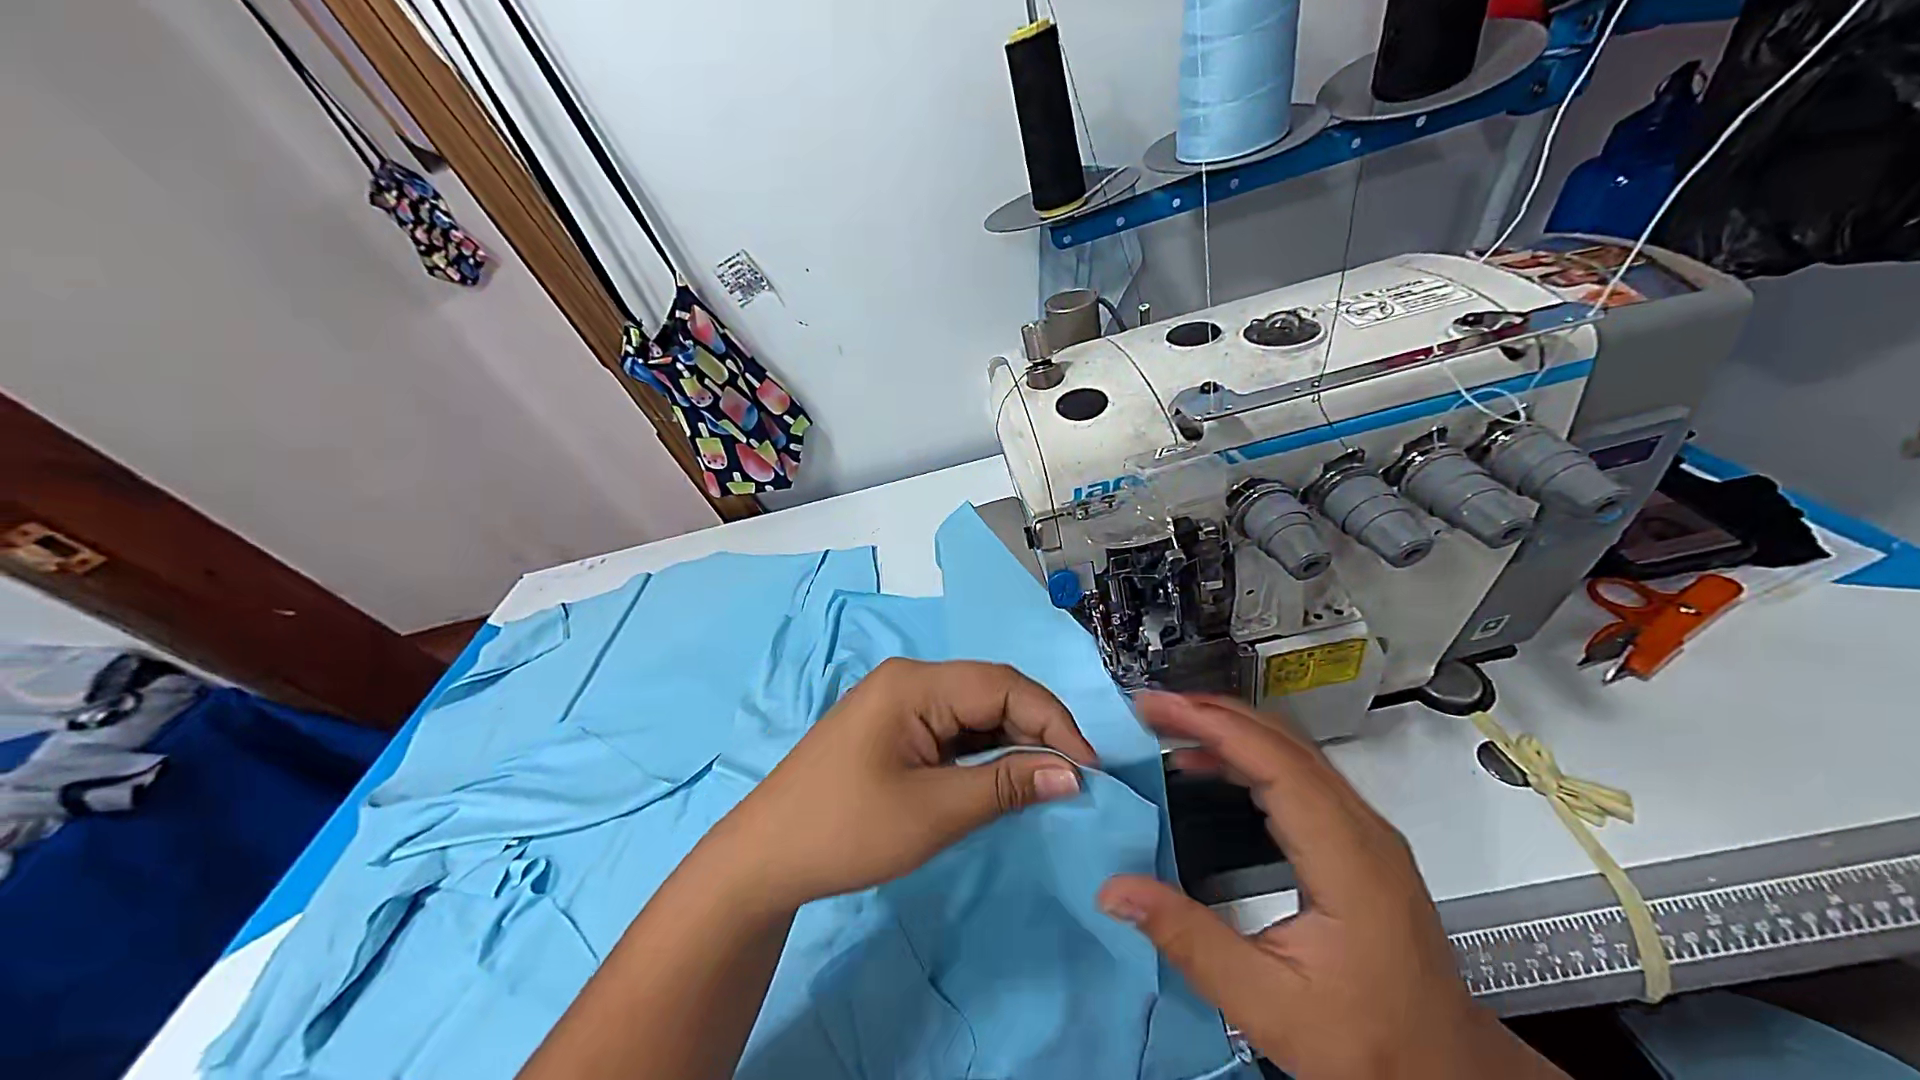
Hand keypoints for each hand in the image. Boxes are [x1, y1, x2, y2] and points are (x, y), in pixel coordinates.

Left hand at [714, 658, 1098, 909]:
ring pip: (974, 713)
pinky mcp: (894, 730)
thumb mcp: (934, 811)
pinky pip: (952, 731)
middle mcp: (909, 680)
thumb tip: (1072, 774)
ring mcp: (898, 704)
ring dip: (1011, 744)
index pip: (1004, 685)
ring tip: (1045, 783)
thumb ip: (1006, 785)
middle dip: (1035, 732)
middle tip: (1070, 780)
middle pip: (990, 694)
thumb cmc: (846, 830)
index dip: (1053, 722)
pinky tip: (1002, 779)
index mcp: (914, 683)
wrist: (764, 858)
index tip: (1088, 769)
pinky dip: (982, 754)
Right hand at [1097, 694, 1566, 1079]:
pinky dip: (1247, 754)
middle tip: (1153, 708)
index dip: (1213, 725)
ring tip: (1171, 726)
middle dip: (1213, 714)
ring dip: (1230, 729)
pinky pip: (1298, 773)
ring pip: (1293, 751)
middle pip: (1285, 741)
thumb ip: (1188, 940)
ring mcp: (1364, 830)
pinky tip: (1211, 765)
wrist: (1442, 1070)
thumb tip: (1115, 890)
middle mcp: (1363, 829)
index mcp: (1348, 859)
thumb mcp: (1266, 1004)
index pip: (1276, 762)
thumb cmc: (1366, 1042)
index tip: (1159, 707)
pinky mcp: (1357, 838)